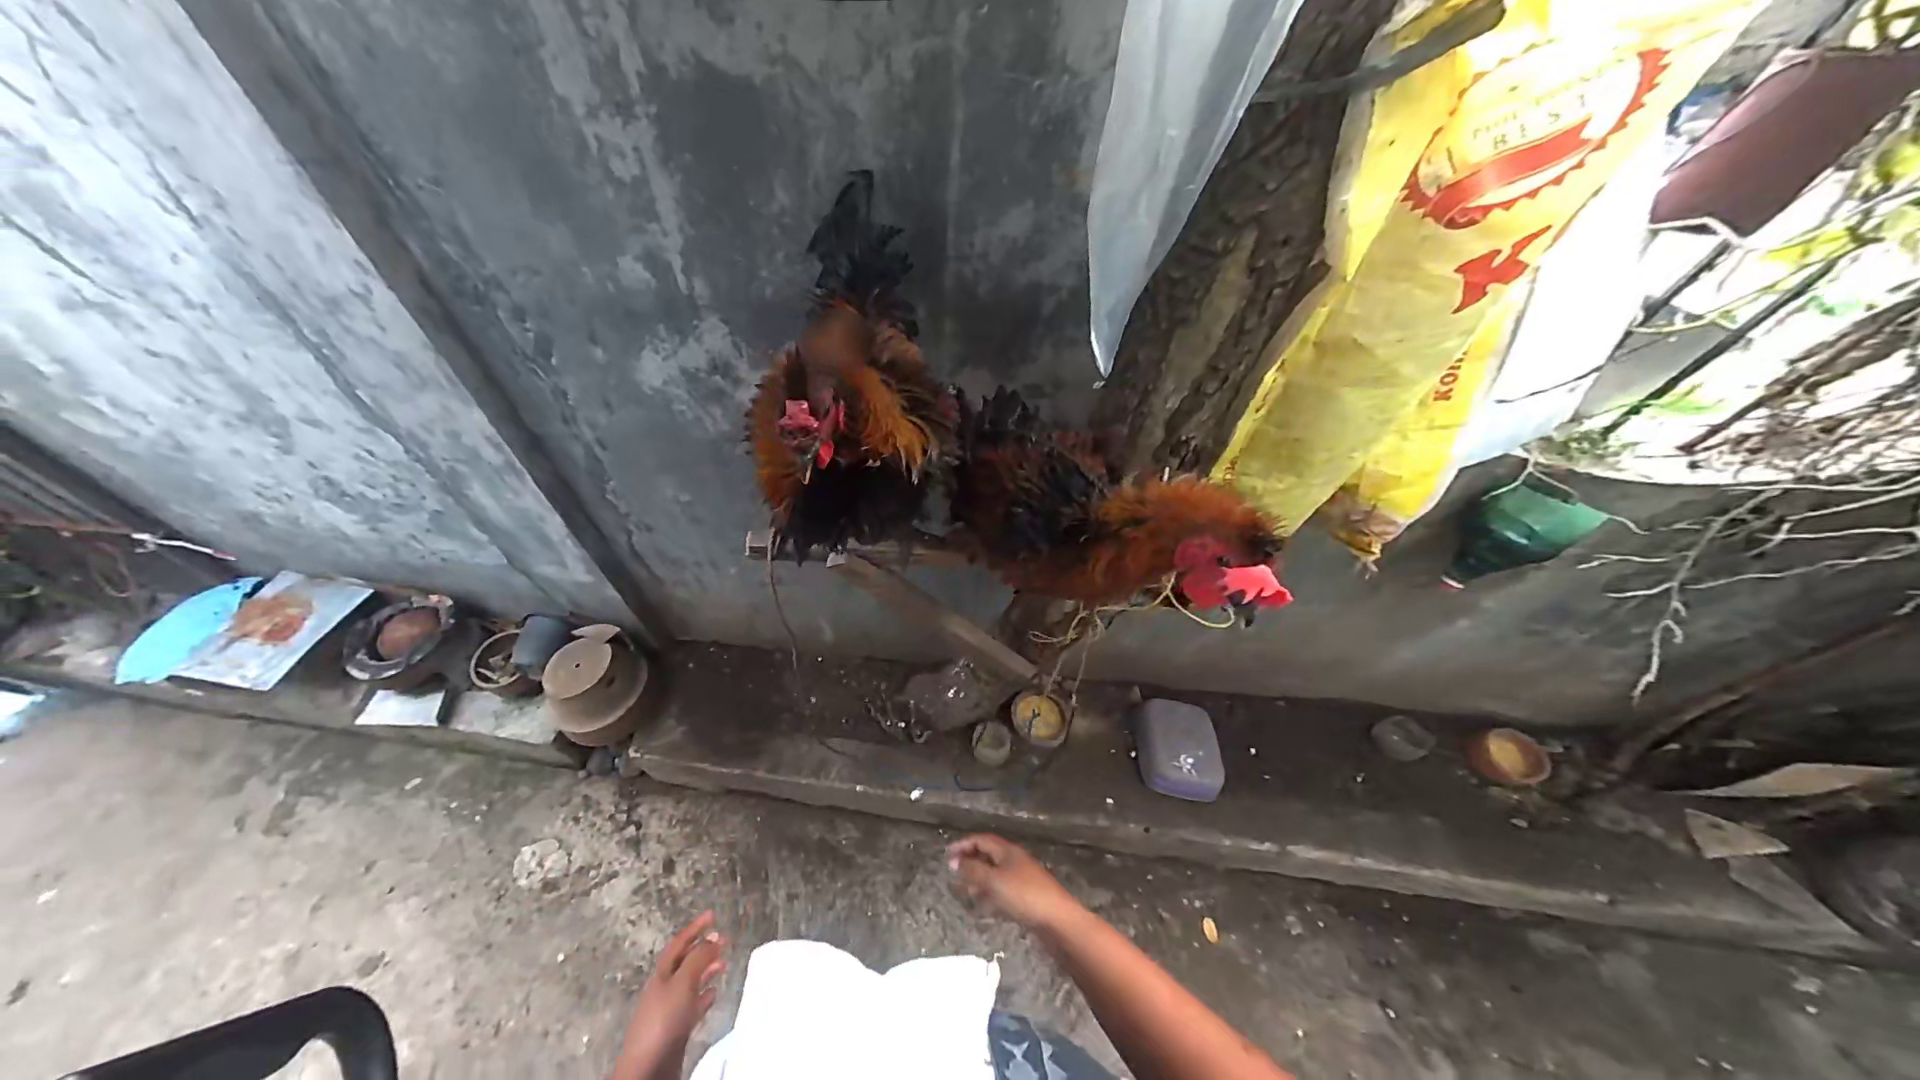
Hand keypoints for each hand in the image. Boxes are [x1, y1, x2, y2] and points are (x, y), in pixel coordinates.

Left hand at [613, 912, 726, 1079]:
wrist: (648, 1070)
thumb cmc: (664, 1021)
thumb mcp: (682, 983)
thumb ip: (698, 959)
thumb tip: (714, 937)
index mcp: (662, 974)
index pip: (679, 944)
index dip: (695, 928)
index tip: (712, 914)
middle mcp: (664, 988)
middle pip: (685, 961)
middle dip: (704, 948)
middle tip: (725, 939)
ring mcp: (670, 1009)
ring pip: (691, 982)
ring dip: (707, 970)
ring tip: (724, 963)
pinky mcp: (677, 1029)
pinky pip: (694, 1005)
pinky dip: (705, 995)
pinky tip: (714, 993)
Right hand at [947, 834, 1083, 931]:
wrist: (1057, 919)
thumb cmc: (1023, 895)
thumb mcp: (993, 881)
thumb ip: (973, 870)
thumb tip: (955, 861)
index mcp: (1007, 851)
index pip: (981, 840)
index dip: (963, 845)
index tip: (947, 855)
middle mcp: (1014, 860)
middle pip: (988, 855)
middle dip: (970, 862)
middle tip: (953, 872)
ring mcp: (1022, 878)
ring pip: (994, 874)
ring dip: (978, 879)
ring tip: (963, 890)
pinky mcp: (1026, 896)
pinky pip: (1002, 890)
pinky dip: (989, 894)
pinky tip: (983, 907)